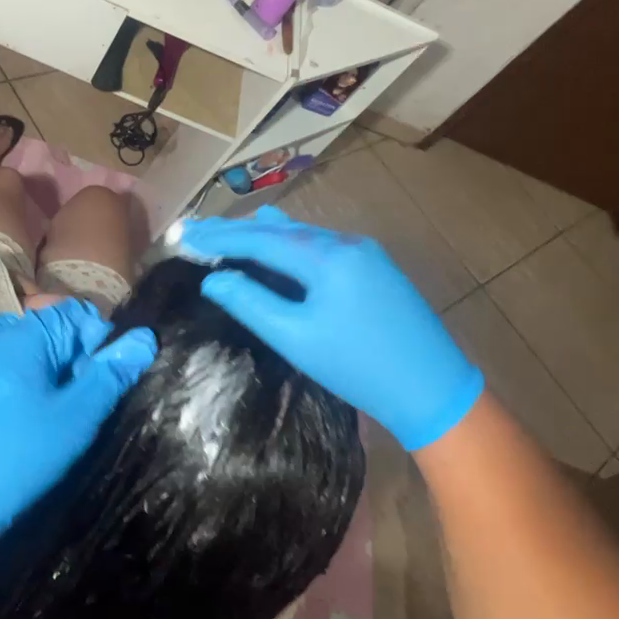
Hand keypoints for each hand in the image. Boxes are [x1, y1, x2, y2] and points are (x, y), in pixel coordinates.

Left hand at [0, 299, 156, 573]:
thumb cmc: (19, 453)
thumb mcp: (76, 417)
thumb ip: (111, 374)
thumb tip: (145, 338)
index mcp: (21, 334)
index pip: (75, 313)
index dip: (98, 342)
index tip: (102, 380)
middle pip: (48, 329)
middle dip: (72, 358)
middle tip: (81, 402)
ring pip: (23, 351)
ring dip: (46, 373)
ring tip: (54, 413)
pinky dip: (19, 384)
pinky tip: (22, 421)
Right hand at [179, 206, 481, 450]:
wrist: (432, 388)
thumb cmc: (357, 367)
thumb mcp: (295, 338)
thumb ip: (251, 303)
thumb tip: (214, 279)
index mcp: (327, 256)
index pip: (261, 239)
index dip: (220, 238)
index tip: (186, 236)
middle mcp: (346, 242)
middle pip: (280, 229)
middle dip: (237, 231)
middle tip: (198, 230)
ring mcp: (364, 252)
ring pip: (302, 234)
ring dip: (263, 235)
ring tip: (228, 233)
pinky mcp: (374, 267)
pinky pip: (320, 245)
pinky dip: (289, 244)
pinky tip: (276, 244)